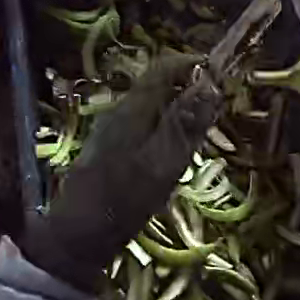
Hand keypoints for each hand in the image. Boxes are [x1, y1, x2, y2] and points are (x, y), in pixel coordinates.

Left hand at [19, 53, 221, 289]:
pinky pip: (143, 124)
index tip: (220, 73)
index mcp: (133, 108)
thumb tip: (209, 84)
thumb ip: (185, 122)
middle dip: (188, 86)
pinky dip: (164, 125)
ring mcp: (112, 130)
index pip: (163, 66)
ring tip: (203, 125)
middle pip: (156, 84)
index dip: (192, 63)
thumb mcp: (163, 161)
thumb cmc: (124, 197)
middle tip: (217, 103)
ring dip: (177, 107)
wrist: (79, 235)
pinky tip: (175, 148)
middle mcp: (119, 111)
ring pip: (150, 105)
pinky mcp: (110, 149)